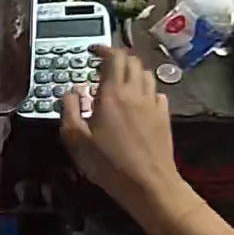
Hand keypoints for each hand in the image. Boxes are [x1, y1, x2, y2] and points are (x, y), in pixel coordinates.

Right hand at [61, 46, 194, 226]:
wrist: (149, 185)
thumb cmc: (109, 164)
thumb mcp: (77, 141)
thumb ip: (69, 111)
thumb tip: (70, 92)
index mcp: (112, 95)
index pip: (113, 57)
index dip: (103, 49)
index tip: (93, 51)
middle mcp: (135, 93)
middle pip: (132, 61)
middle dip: (117, 58)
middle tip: (103, 66)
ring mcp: (153, 104)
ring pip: (146, 74)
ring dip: (132, 72)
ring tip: (119, 82)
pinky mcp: (164, 117)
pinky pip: (157, 93)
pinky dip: (146, 90)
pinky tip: (138, 102)